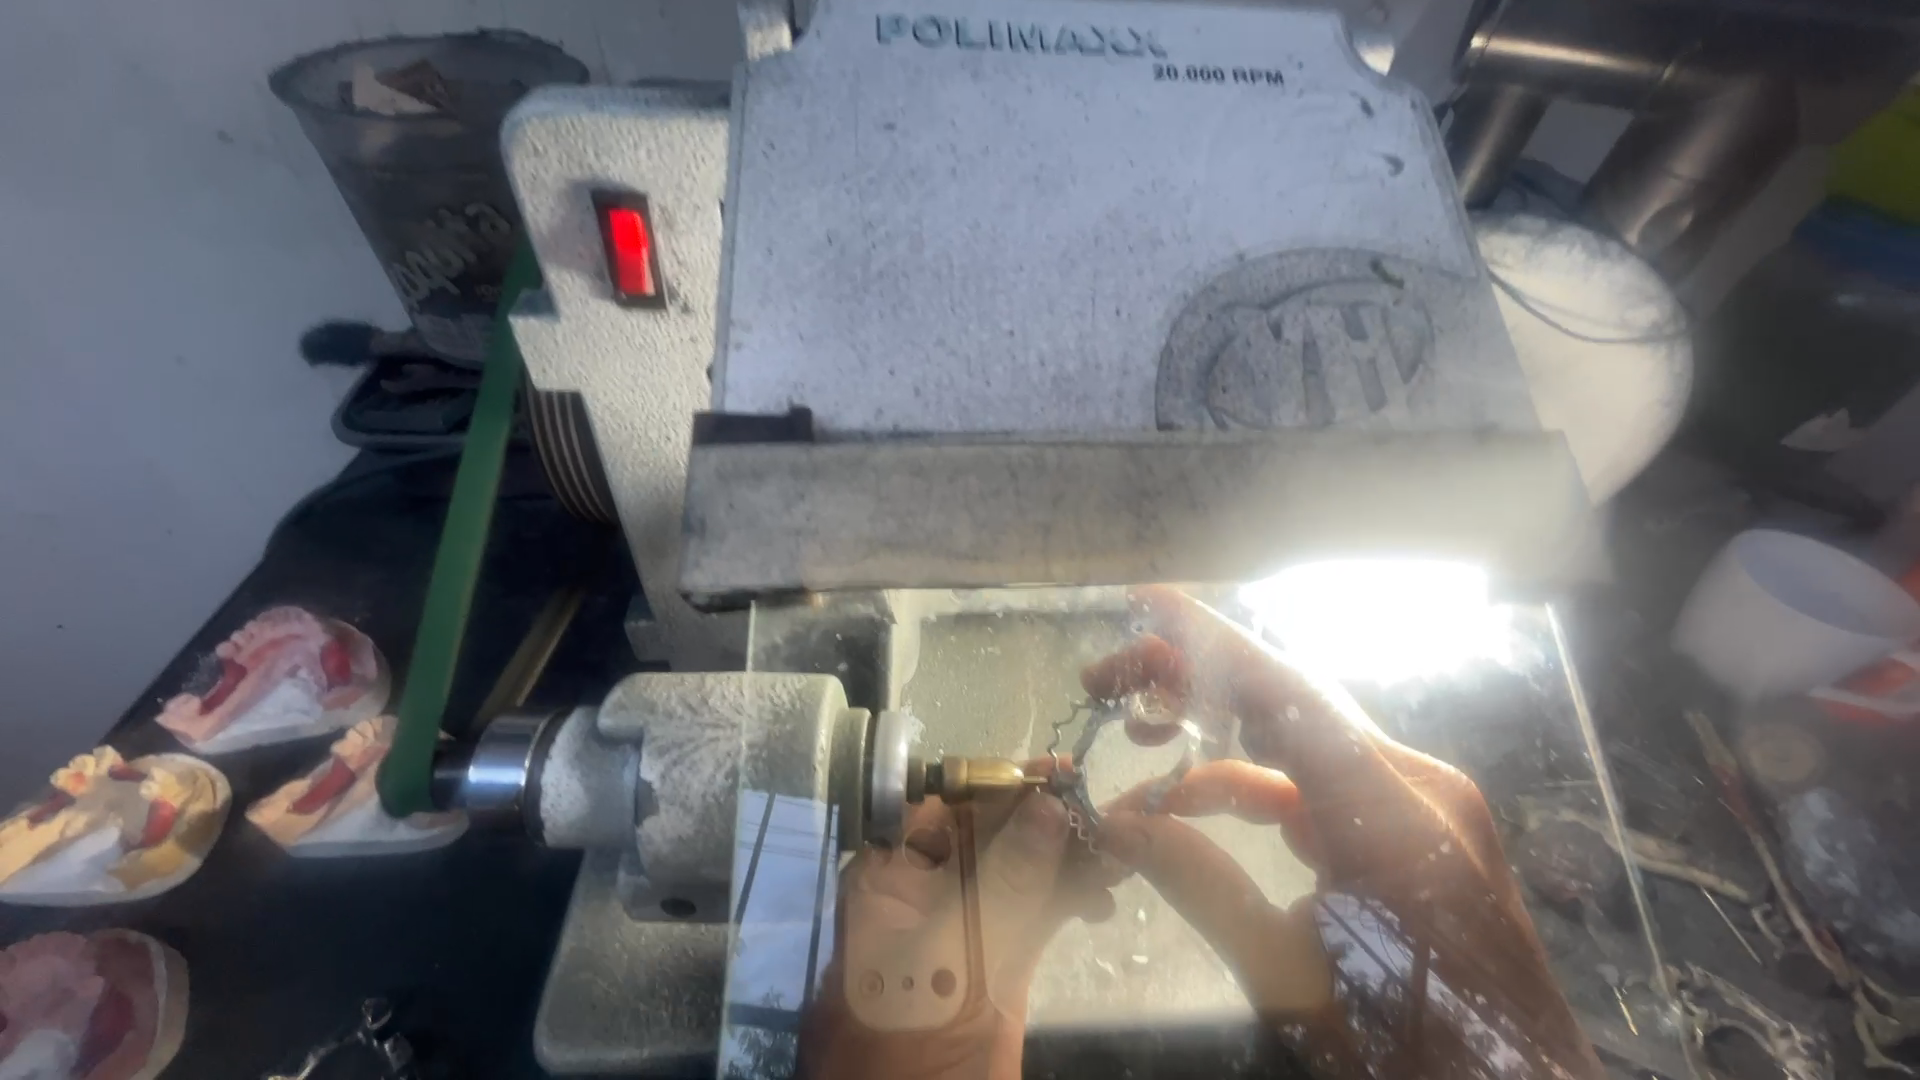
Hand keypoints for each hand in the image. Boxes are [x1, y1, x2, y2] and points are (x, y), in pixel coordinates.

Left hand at [798, 759, 1115, 1079]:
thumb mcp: (955, 952)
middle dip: (1043, 817)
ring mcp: (965, 920)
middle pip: (989, 830)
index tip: (1055, 772)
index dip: (999, 783)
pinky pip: (1036, 907)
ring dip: (1066, 854)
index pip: (943, 804)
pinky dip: (1070, 895)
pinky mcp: (999, 954)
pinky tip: (1104, 893)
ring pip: (1019, 866)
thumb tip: (1049, 806)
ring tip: (1115, 848)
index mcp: (892, 874)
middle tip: (1098, 806)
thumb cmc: (910, 1038)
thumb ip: (1004, 879)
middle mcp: (927, 886)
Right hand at [1083, 586, 1602, 1079]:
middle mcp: (1415, 784)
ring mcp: (1420, 803)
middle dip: (1191, 684)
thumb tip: (1113, 825)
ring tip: (1139, 738)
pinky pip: (1319, 782)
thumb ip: (1198, 883)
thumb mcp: (1287, 975)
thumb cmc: (1409, 1049)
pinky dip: (1256, 782)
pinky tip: (1197, 796)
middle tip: (1109, 685)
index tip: (1144, 602)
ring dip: (1216, 741)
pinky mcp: (1414, 826)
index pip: (1284, 695)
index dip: (1207, 640)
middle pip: (1285, 704)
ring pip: (1298, 741)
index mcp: (1394, 816)